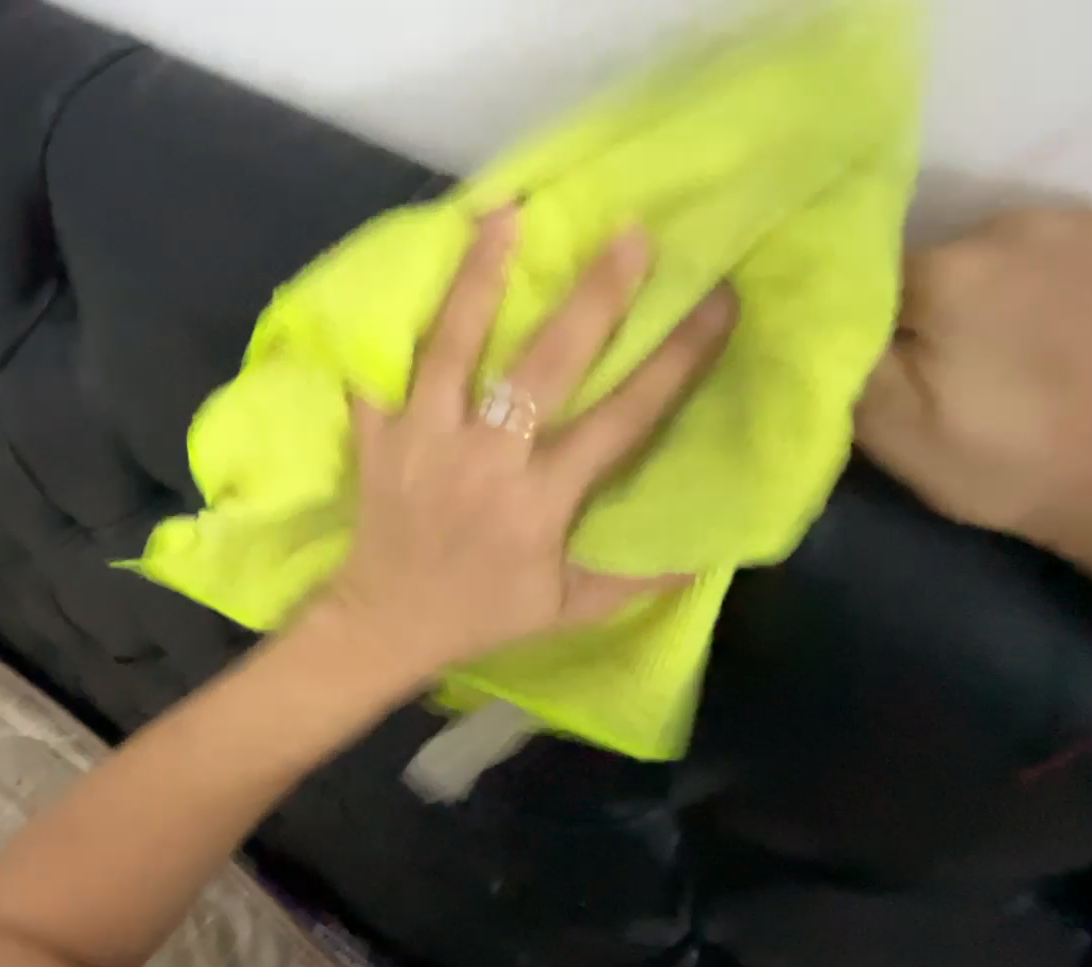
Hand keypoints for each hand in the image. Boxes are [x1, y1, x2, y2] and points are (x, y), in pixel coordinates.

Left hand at [320, 205, 738, 675]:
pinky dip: (380, 336)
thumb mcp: (566, 611)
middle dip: (592, 297)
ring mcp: (421, 445)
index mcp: (539, 502)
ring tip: (501, 217)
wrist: (383, 624)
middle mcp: (483, 462)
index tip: (718, 302)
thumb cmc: (478, 615)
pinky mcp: (375, 444)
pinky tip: (394, 282)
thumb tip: (708, 549)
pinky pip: (374, 380)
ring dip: (476, 282)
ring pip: (450, 352)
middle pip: (542, 367)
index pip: (622, 420)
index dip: (675, 360)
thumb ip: (634, 581)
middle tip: (630, 233)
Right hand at [856, 209, 1091, 580]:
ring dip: (1004, 295)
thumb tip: (800, 315)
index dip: (861, 323)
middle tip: (946, 367)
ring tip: (1018, 355)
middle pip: (944, 260)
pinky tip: (1078, 340)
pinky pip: (1081, 259)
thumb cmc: (1009, 462)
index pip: (865, 279)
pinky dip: (1068, 292)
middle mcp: (1027, 226)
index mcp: (949, 268)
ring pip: (1014, 256)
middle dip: (934, 305)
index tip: (873, 365)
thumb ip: (836, 359)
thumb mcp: (887, 427)